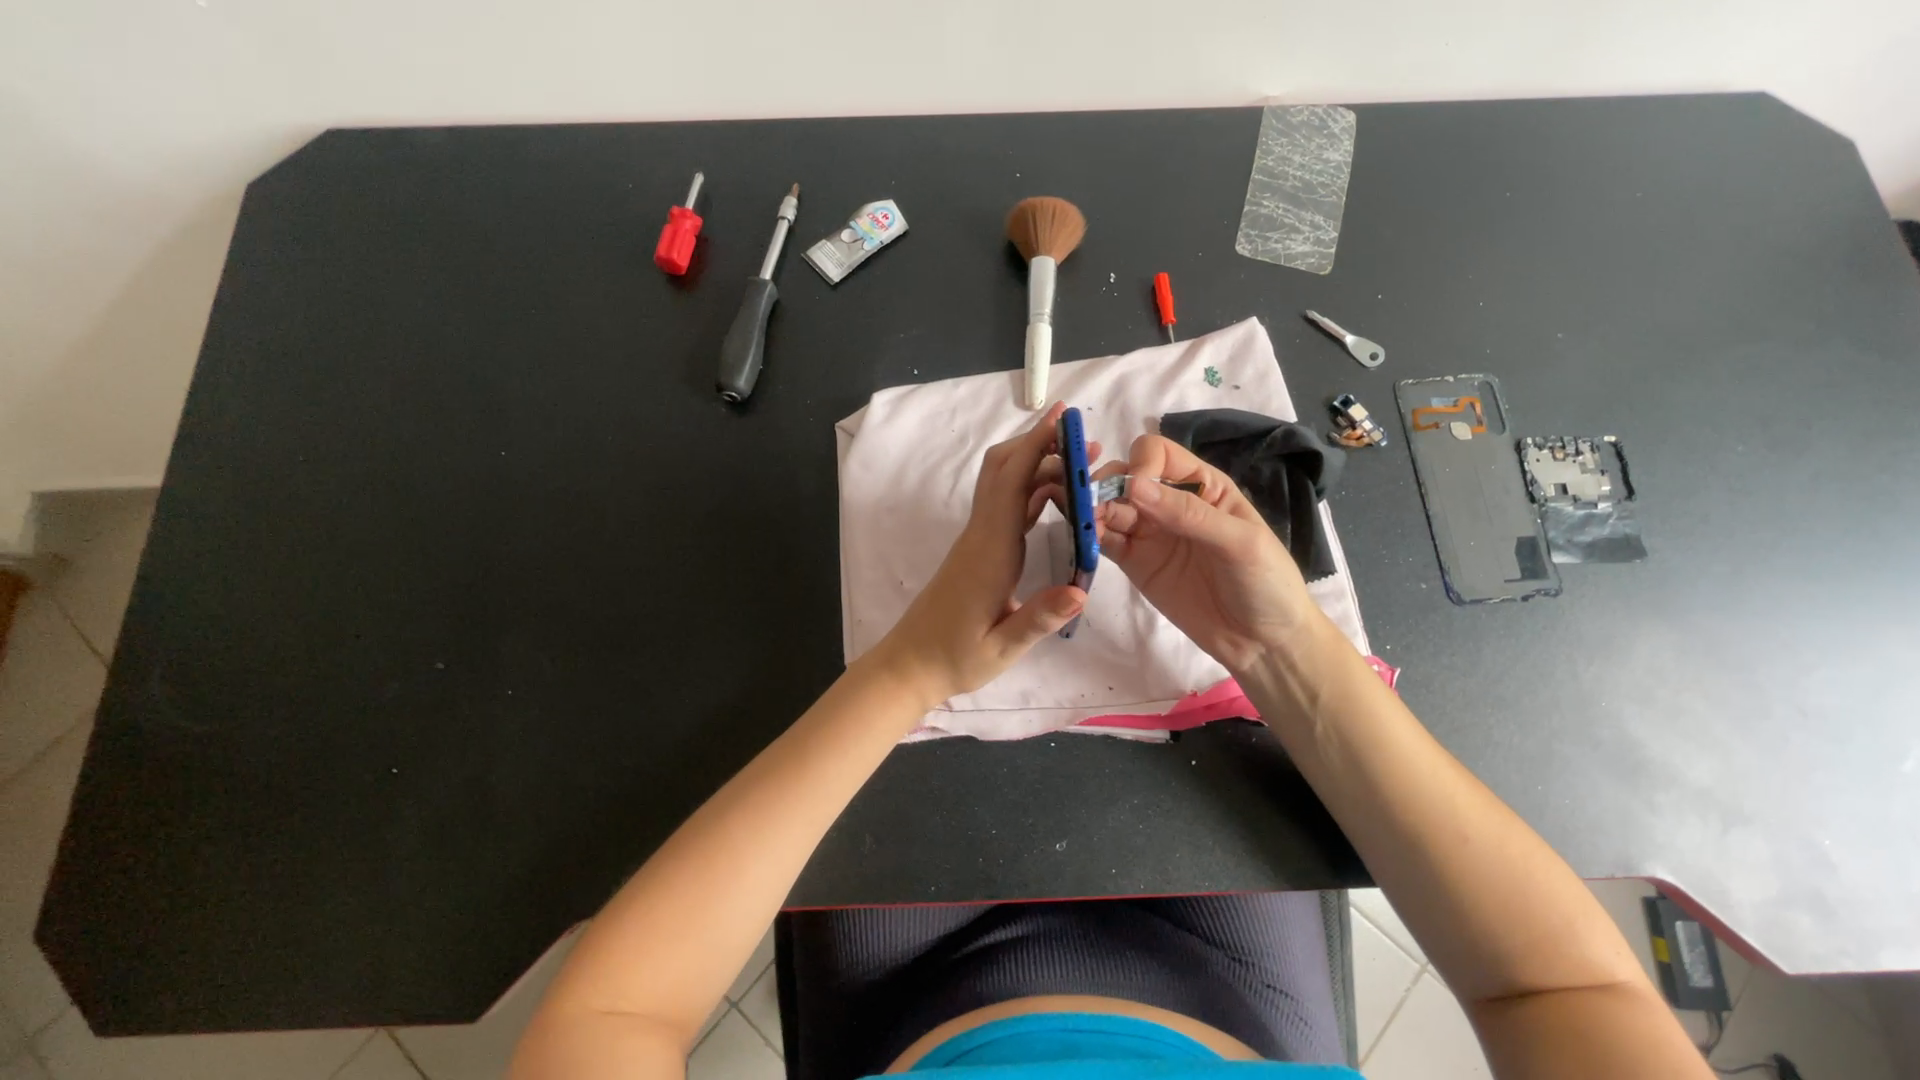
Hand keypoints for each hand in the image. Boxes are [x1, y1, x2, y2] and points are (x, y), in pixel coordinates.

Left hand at [867, 403, 1090, 708]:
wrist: (910, 664)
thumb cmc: (954, 658)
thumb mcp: (1001, 648)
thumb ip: (1039, 618)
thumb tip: (1081, 592)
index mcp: (991, 553)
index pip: (1012, 484)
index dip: (1036, 446)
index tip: (1062, 417)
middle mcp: (982, 536)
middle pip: (1004, 470)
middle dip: (1042, 445)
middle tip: (1087, 444)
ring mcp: (979, 540)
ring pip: (1004, 484)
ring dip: (1039, 465)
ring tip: (1083, 467)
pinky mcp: (980, 549)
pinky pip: (1006, 506)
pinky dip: (1031, 490)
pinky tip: (1057, 495)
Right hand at [1095, 435, 1325, 673]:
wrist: (1263, 642)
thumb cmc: (1266, 583)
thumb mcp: (1239, 542)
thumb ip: (1188, 513)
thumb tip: (1134, 487)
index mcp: (1203, 485)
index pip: (1158, 454)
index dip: (1140, 465)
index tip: (1133, 492)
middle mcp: (1171, 502)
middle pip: (1126, 476)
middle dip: (1106, 485)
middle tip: (1093, 508)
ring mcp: (1150, 534)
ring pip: (1110, 507)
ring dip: (1092, 509)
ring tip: (1085, 525)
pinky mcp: (1135, 564)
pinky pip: (1106, 541)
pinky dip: (1090, 537)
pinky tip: (1085, 541)